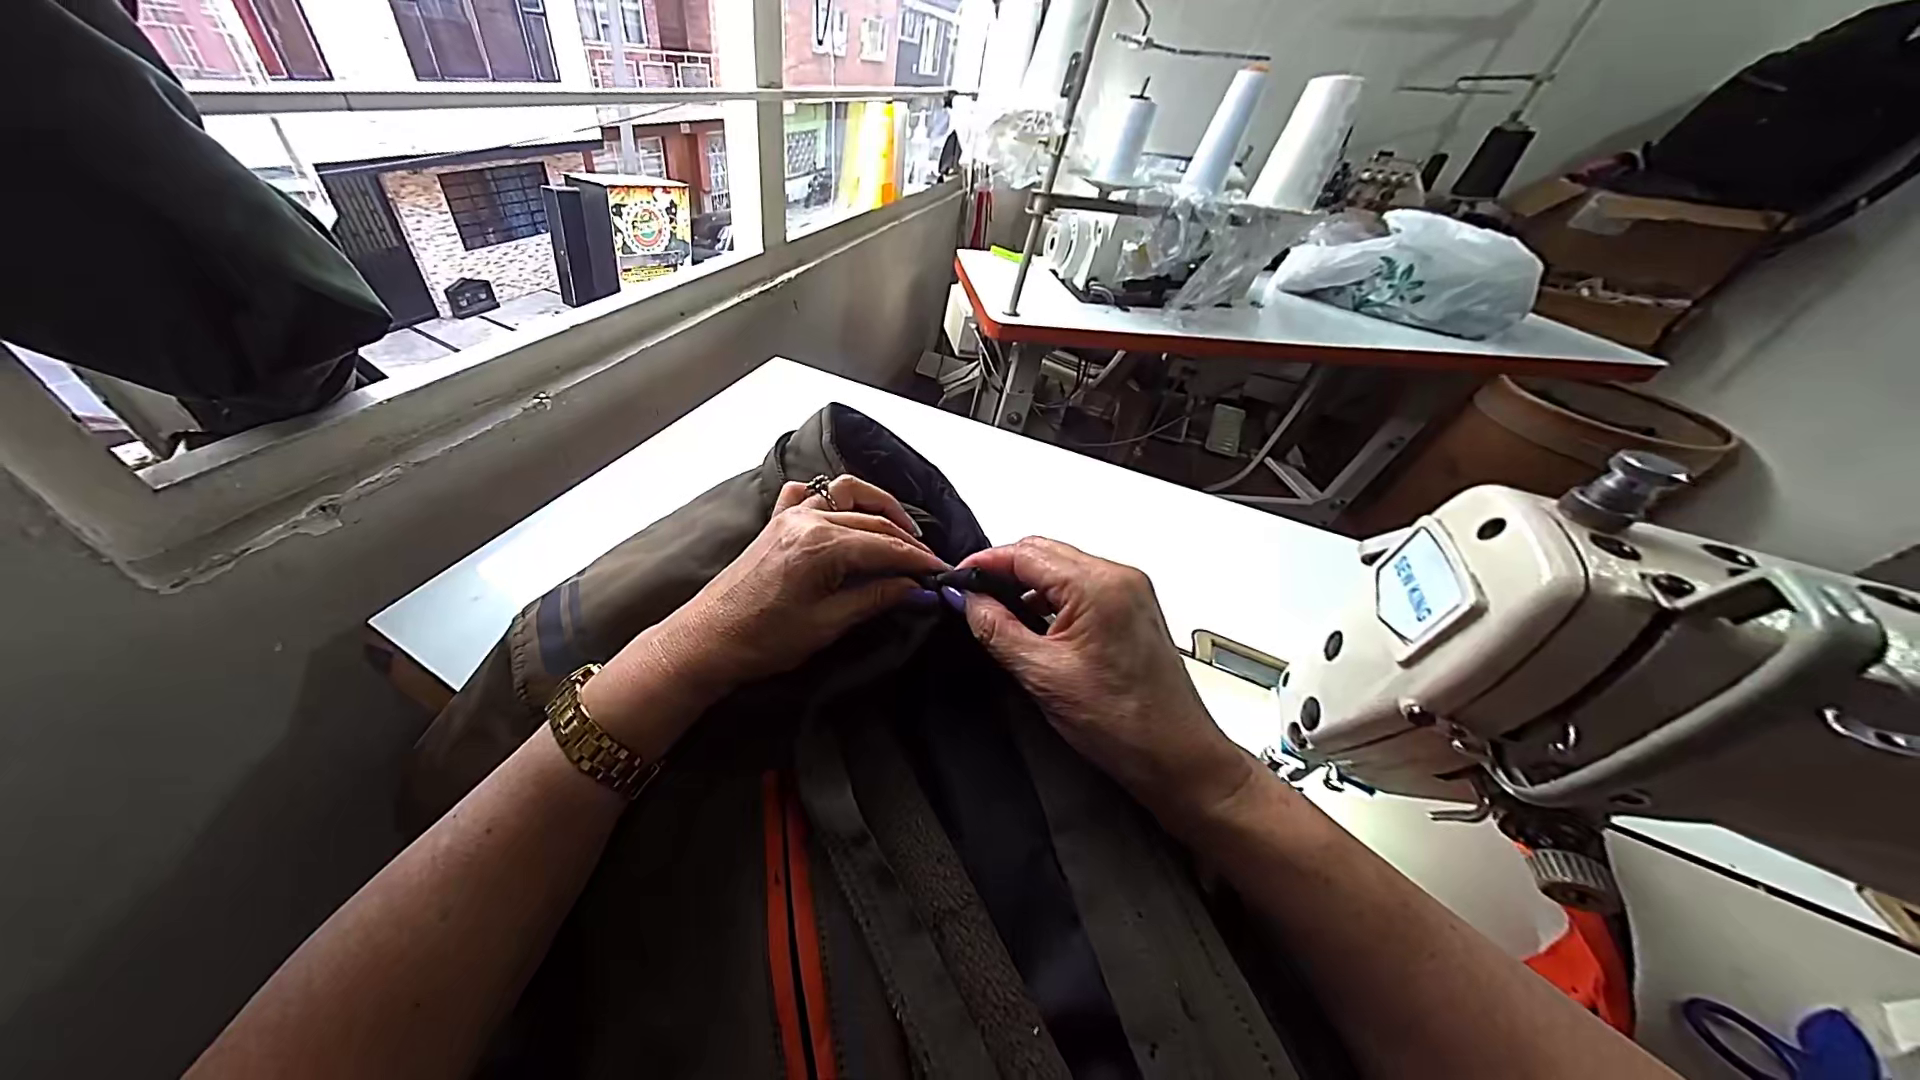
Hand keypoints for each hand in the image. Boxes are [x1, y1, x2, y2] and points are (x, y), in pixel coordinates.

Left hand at [583, 475, 946, 753]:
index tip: (940, 571)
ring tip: (902, 531)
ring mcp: (789, 518)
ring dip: (879, 508)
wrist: (704, 643)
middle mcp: (805, 521)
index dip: (919, 560)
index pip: (886, 546)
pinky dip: (835, 499)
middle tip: (927, 564)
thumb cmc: (758, 640)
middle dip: (907, 541)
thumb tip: (912, 587)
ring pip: (846, 494)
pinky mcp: (776, 524)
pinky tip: (847, 515)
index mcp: (819, 546)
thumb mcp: (828, 625)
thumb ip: (875, 598)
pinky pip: (810, 495)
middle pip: (873, 520)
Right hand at [958, 537, 1258, 825]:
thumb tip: (969, 601)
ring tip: (998, 614)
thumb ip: (996, 629)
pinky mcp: (1131, 609)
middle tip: (971, 594)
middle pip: (1044, 553)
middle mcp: (1120, 579)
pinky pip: (1080, 588)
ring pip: (1061, 568)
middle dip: (1003, 570)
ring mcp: (1130, 592)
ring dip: (1026, 585)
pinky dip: (1051, 599)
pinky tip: (1032, 624)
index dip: (984, 563)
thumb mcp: (1042, 674)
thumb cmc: (1126, 724)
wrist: (1175, 757)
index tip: (959, 578)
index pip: (1026, 553)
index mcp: (1099, 587)